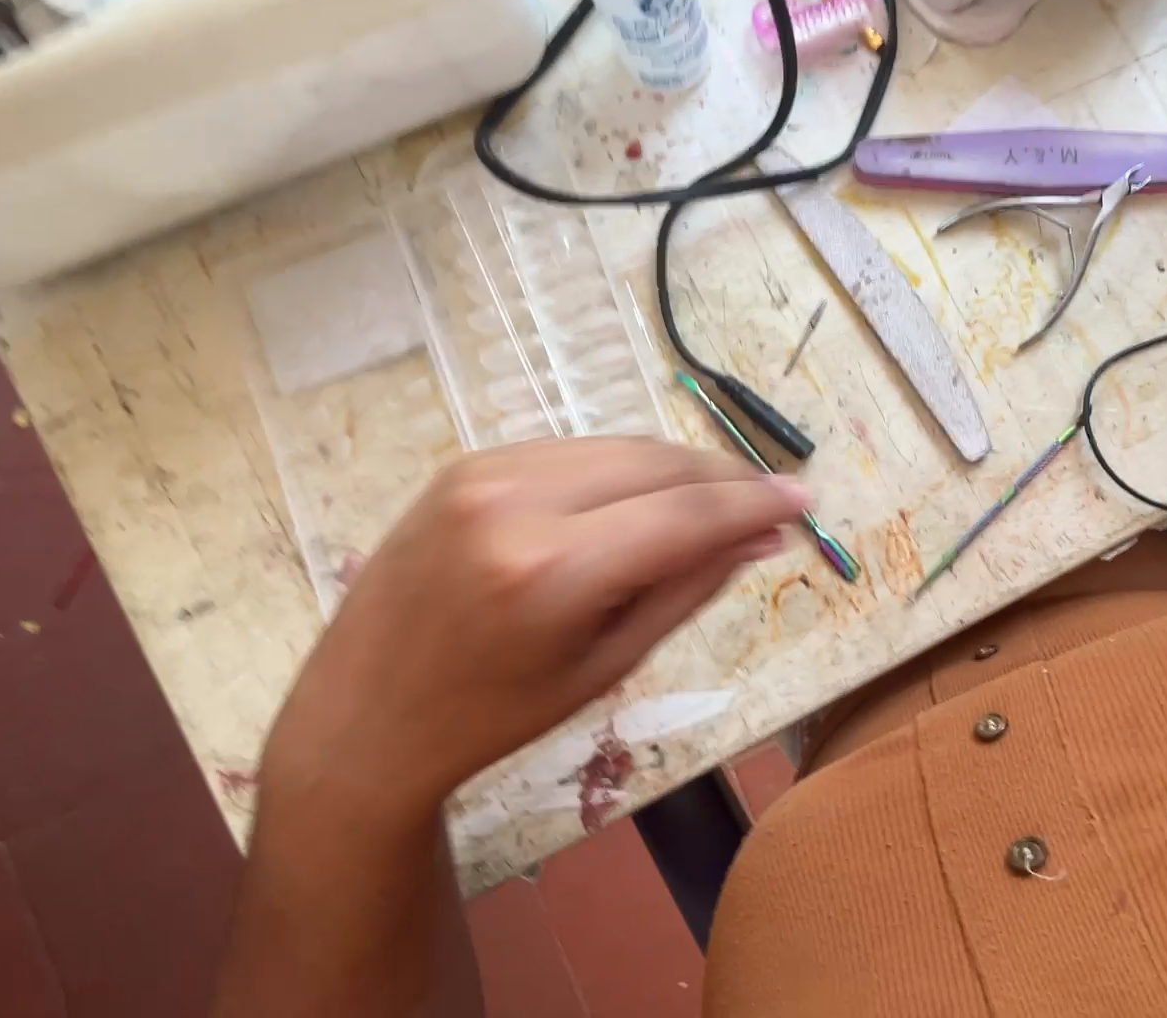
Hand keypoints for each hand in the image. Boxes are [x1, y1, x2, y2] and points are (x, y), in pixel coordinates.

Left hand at [260, 438, 811, 825]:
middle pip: (660, 464)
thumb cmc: (497, 716)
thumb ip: (691, 586)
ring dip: (684, 470)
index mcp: (552, 570)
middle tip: (771, 502)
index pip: (687, 513)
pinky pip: (581, 451)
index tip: (805, 499)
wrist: (361, 718)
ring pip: (624, 447)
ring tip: (721, 502)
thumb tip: (762, 537)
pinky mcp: (469, 461)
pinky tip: (651, 497)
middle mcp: (516, 500)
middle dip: (727, 479)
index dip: (756, 502)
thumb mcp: (610, 662)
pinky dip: (631, 468)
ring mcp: (485, 471)